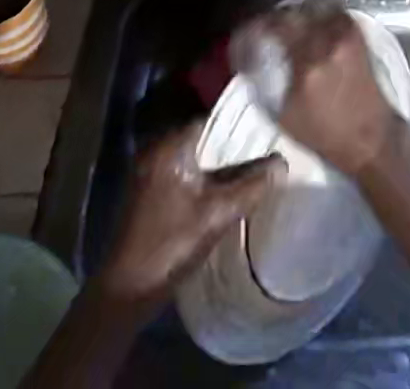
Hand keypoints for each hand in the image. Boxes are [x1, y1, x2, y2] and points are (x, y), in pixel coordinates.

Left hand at [96, 123, 281, 305]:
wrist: (128, 288)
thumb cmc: (172, 244)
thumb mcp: (217, 215)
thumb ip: (250, 187)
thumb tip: (281, 164)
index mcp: (169, 147)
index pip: (209, 122)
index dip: (238, 128)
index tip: (264, 135)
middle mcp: (155, 150)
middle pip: (201, 139)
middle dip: (230, 148)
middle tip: (262, 155)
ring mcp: (148, 170)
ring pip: (192, 157)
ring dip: (217, 164)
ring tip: (249, 173)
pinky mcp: (147, 189)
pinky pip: (181, 171)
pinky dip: (202, 177)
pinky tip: (223, 191)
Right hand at [235, 0, 398, 176]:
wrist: (371, 139)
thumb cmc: (325, 133)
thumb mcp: (284, 116)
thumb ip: (265, 84)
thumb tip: (250, 60)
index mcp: (307, 64)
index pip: (276, 25)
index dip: (259, 23)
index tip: (252, 29)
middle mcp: (328, 44)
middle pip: (296, 12)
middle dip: (278, 16)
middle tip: (270, 26)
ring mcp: (347, 39)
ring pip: (317, 6)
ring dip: (300, 11)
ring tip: (292, 21)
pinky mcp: (360, 39)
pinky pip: (336, 12)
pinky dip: (322, 12)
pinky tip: (315, 22)